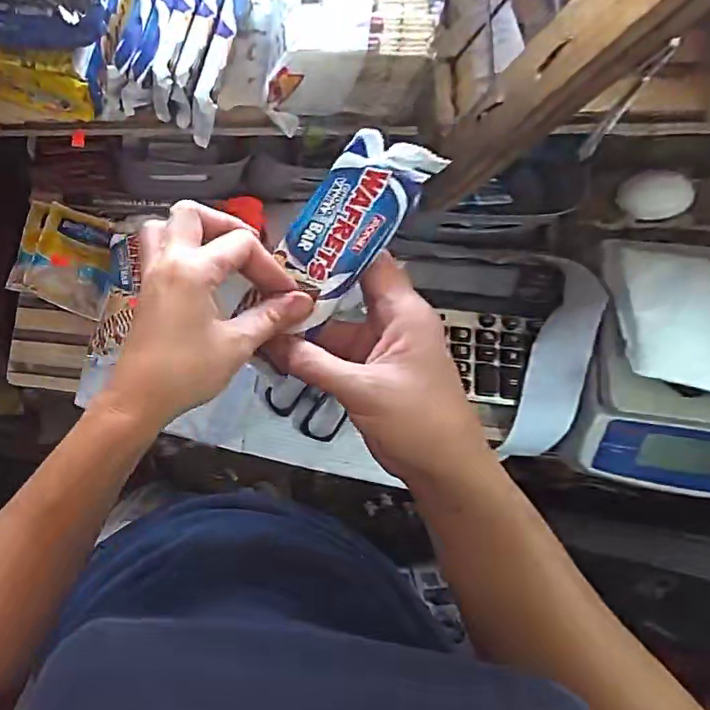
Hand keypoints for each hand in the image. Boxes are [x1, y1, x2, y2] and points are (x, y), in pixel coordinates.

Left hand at [97, 201, 312, 428]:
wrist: (137, 399)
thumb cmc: (186, 373)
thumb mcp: (236, 345)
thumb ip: (270, 317)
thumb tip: (302, 302)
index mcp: (192, 269)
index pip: (240, 245)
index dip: (270, 266)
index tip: (286, 295)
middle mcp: (167, 261)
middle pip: (191, 213)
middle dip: (226, 224)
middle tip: (247, 252)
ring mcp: (150, 274)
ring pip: (164, 226)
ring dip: (194, 231)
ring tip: (219, 255)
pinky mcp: (143, 290)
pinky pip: (156, 250)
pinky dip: (178, 249)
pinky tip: (199, 276)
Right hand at [264, 252, 492, 483]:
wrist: (443, 469)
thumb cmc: (420, 423)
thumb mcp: (362, 390)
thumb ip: (314, 364)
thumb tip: (272, 343)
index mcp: (404, 314)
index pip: (372, 263)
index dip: (339, 248)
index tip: (300, 240)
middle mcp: (391, 323)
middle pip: (346, 292)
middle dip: (310, 288)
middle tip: (268, 279)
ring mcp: (378, 348)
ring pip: (335, 325)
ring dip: (305, 325)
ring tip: (266, 315)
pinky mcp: (367, 371)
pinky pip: (334, 352)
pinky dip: (310, 352)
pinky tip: (280, 349)